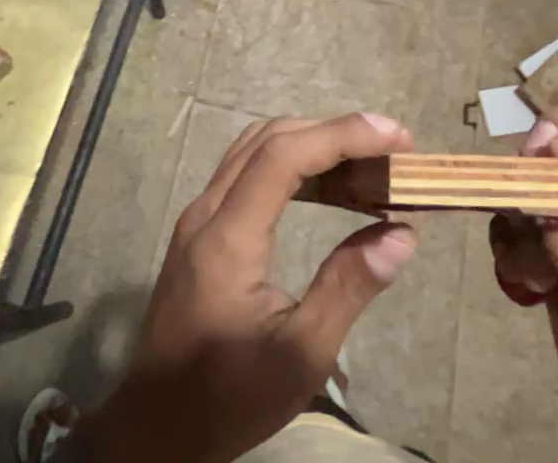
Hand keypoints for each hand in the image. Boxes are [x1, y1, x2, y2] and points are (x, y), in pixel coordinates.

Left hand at [78, 113, 417, 462]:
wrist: (154, 427)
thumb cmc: (227, 397)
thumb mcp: (299, 356)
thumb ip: (348, 287)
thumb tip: (402, 234)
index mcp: (228, 238)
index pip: (284, 155)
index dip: (343, 134)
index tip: (398, 137)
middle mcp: (206, 212)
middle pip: (269, 139)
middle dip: (334, 131)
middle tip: (391, 150)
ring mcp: (198, 219)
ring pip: (254, 149)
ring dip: (312, 143)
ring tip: (367, 165)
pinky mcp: (200, 232)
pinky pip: (247, 172)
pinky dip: (291, 164)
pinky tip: (327, 189)